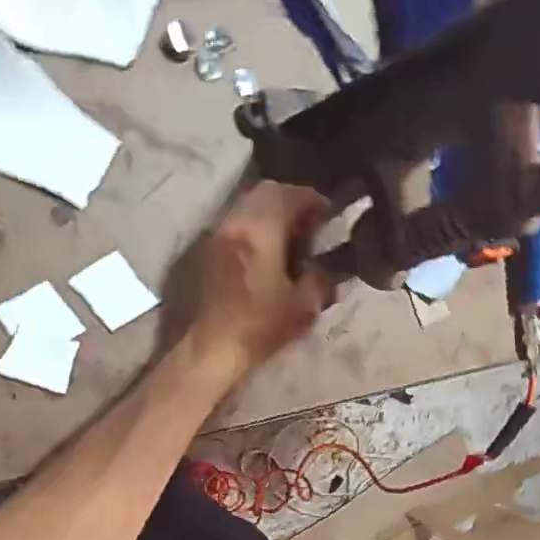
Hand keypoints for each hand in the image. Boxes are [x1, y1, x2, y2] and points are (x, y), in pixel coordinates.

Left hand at [187, 181, 334, 378]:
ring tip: (290, 239)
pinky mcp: (210, 249)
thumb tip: (328, 264)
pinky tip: (269, 252)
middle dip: (293, 202)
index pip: (292, 194)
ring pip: (249, 204)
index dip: (316, 202)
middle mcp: (236, 222)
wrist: (213, 348)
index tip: (329, 219)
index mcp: (260, 230)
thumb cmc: (260, 327)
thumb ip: (322, 277)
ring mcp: (219, 234)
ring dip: (272, 213)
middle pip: (268, 191)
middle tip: (310, 226)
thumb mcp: (305, 305)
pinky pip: (237, 221)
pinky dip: (256, 225)